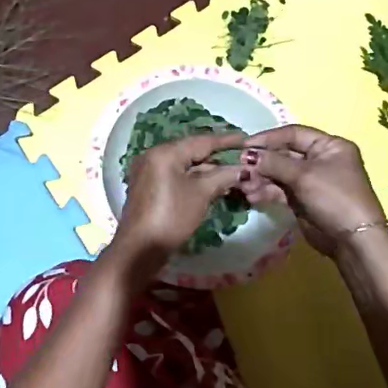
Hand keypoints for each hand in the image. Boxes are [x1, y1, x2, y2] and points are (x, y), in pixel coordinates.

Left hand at [109, 131, 248, 266]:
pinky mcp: (148, 185)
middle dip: (217, 155)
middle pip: (192, 150)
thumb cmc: (171, 217)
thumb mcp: (201, 194)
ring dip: (207, 168)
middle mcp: (153, 155)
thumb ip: (223, 176)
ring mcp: (148, 170)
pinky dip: (193, 177)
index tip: (247, 139)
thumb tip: (244, 169)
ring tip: (233, 172)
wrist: (141, 249)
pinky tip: (212, 183)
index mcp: (165, 152)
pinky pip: (175, 174)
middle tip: (242, 157)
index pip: (201, 140)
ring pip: (184, 163)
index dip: (226, 140)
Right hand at [238, 125, 387, 253]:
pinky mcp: (302, 199)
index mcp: (329, 145)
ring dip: (260, 179)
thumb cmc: (334, 197)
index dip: (268, 138)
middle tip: (240, 169)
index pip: (293, 134)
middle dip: (262, 162)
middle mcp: (320, 159)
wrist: (352, 240)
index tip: (243, 145)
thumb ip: (274, 162)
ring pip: (279, 173)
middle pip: (284, 154)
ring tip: (245, 187)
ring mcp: (311, 180)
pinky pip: (280, 190)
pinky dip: (266, 191)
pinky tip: (252, 196)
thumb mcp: (304, 176)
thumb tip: (247, 155)